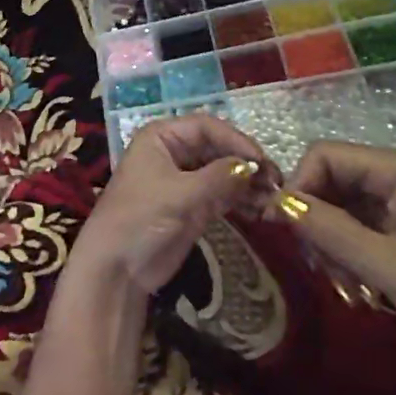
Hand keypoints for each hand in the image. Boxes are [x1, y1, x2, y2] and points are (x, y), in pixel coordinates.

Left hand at [72, 113, 272, 294]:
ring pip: (225, 172)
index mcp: (161, 137)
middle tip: (277, 181)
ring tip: (274, 198)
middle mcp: (174, 152)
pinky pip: (225, 194)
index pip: (205, 126)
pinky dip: (243, 199)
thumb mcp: (179, 194)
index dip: (235, 139)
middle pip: (219, 148)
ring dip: (249, 183)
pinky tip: (263, 209)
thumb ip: (218, 177)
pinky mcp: (195, 206)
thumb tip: (254, 166)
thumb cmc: (140, 218)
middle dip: (246, 162)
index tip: (262, 160)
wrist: (118, 267)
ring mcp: (185, 180)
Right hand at [288, 141, 395, 391]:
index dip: (300, 184)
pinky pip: (352, 220)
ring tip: (335, 276)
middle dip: (313, 215)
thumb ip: (331, 230)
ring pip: (336, 200)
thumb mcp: (388, 267)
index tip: (287, 226)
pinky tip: (347, 276)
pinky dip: (341, 245)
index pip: (326, 155)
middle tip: (314, 260)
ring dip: (325, 236)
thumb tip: (276, 203)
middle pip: (329, 176)